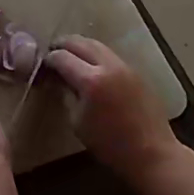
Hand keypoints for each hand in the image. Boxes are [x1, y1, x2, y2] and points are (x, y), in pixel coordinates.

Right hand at [44, 36, 181, 181]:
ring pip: (97, 44)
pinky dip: (95, 53)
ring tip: (69, 53)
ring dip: (80, 45)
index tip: (42, 63)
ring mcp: (123, 65)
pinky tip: (89, 63)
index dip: (49, 58)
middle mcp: (107, 65)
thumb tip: (59, 79)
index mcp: (90, 80)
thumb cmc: (110, 145)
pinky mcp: (134, 70)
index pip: (63, 58)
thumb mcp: (78, 123)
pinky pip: (109, 54)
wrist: (151, 152)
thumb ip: (67, 95)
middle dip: (63, 44)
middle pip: (80, 42)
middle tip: (52, 50)